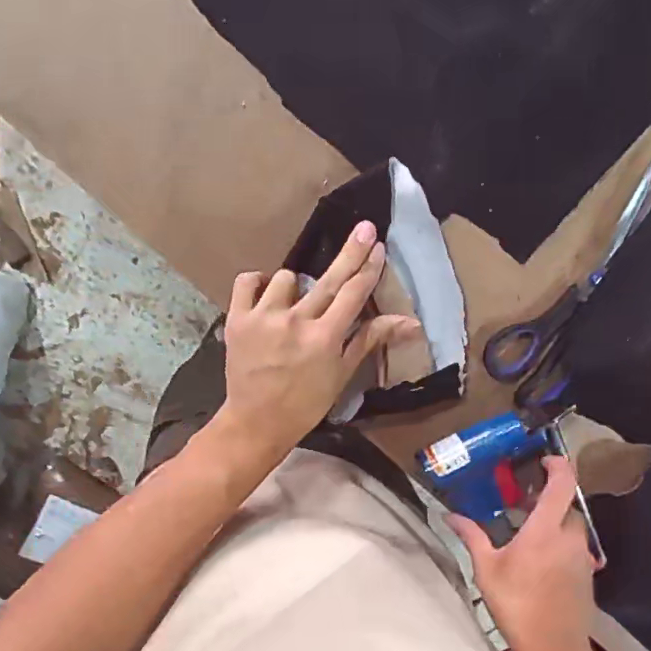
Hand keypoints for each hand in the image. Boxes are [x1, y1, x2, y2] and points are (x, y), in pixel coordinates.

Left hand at [213, 220, 420, 459]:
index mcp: (325, 337)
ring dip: (295, 287)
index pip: (353, 292)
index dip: (368, 268)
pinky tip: (265, 291)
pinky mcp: (238, 320)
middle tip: (365, 229)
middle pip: (329, 279)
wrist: (256, 422)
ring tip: (293, 307)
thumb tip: (412, 323)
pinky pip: (247, 282)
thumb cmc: (304, 404)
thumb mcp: (341, 374)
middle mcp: (296, 321)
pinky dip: (256, 282)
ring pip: (286, 278)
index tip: (377, 246)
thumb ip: (370, 340)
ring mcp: (264, 318)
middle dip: (351, 252)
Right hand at [449, 456, 599, 650]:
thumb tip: (450, 515)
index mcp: (545, 530)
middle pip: (567, 506)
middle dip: (548, 501)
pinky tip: (537, 562)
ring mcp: (582, 557)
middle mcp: (570, 538)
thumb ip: (472, 536)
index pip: (562, 485)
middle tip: (521, 505)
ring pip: (571, 528)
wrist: (553, 647)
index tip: (544, 459)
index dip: (558, 465)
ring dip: (554, 524)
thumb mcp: (486, 569)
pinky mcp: (587, 574)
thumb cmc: (515, 604)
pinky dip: (559, 544)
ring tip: (526, 534)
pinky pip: (574, 547)